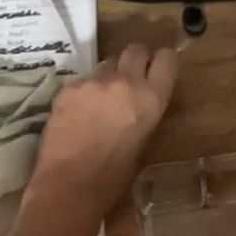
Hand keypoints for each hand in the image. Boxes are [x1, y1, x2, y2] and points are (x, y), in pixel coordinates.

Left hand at [25, 44, 177, 226]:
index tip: (157, 68)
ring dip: (109, 74)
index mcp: (152, 98)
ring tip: (101, 97)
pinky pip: (83, 79)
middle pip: (135, 49)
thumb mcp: (144, 139)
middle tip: (130, 77)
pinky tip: (79, 112)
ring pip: (107, 62)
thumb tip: (141, 99)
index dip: (162, 61)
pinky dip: (85, 90)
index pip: (166, 58)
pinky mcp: (69, 87)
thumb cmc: (114, 175)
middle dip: (135, 59)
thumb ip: (145, 110)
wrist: (69, 186)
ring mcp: (95, 81)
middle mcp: (126, 82)